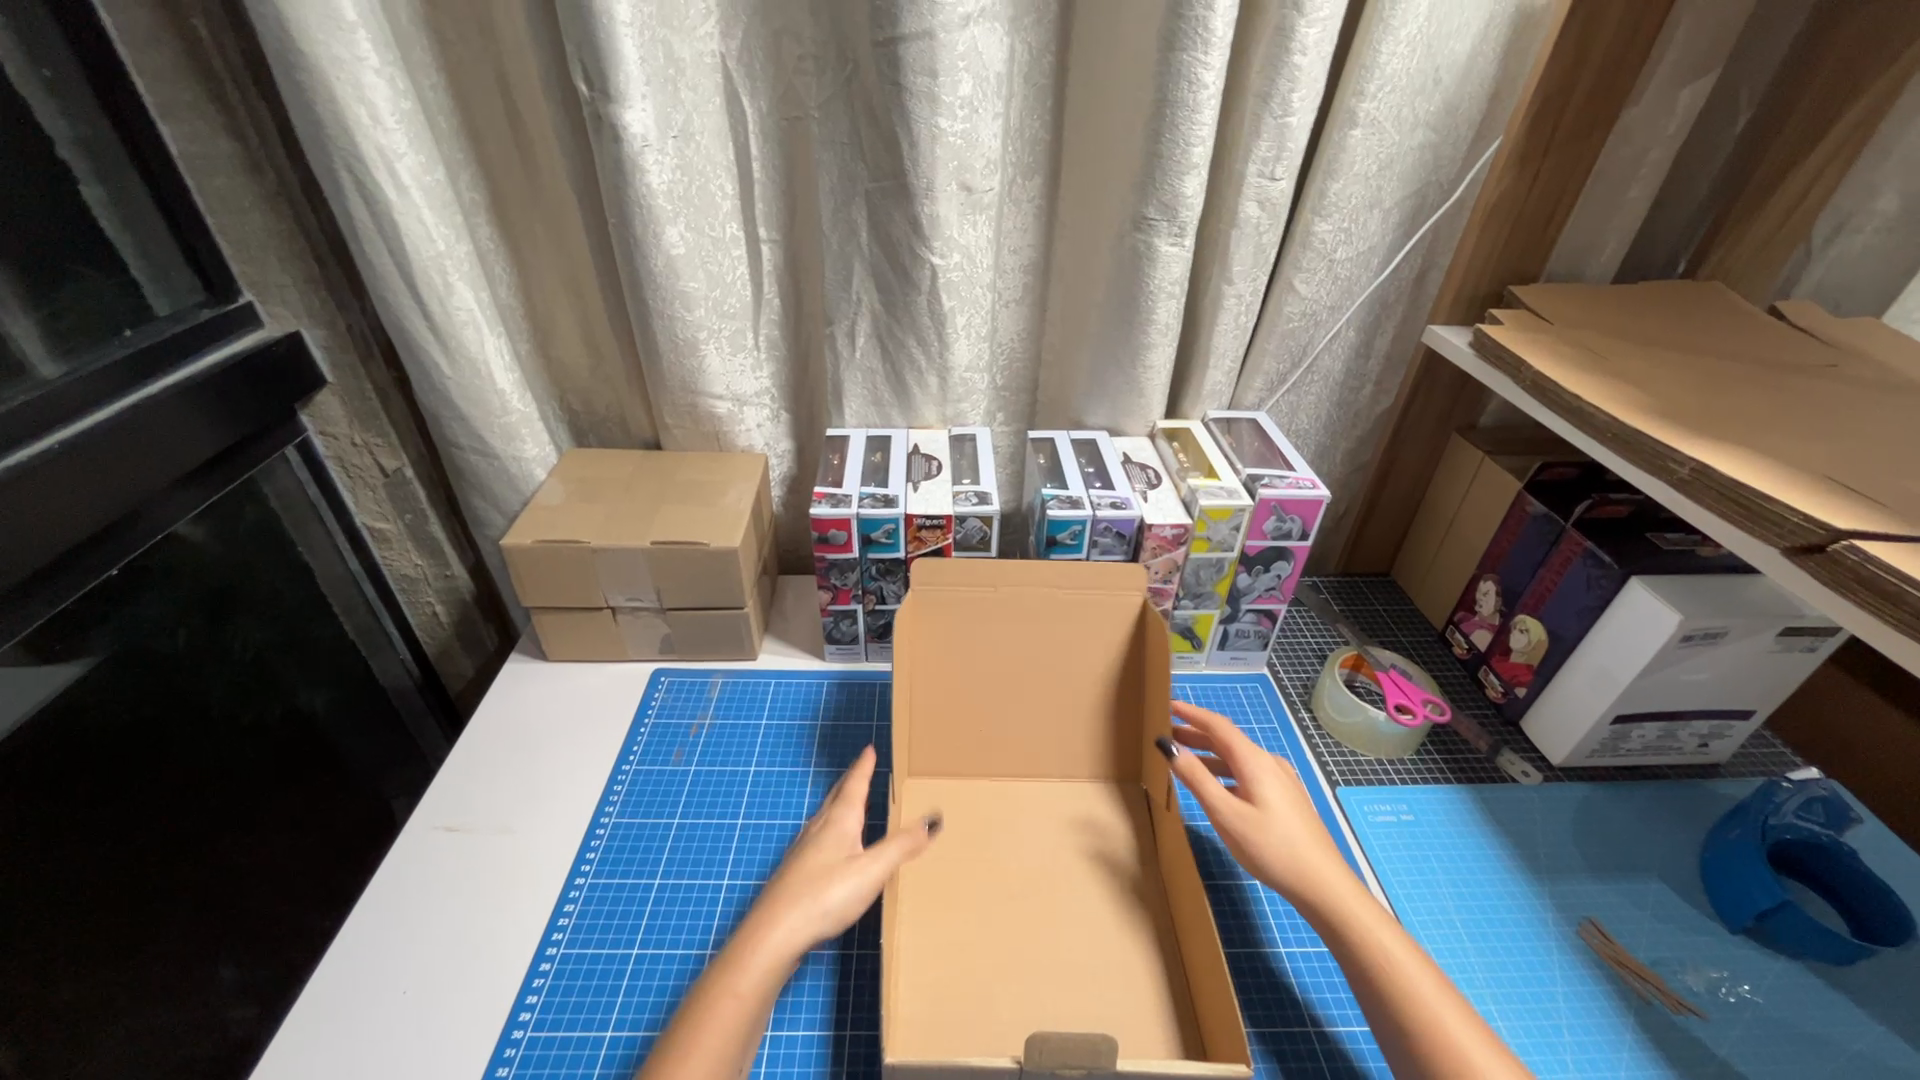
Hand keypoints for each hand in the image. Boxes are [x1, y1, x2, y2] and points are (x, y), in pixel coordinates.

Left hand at [742, 745, 937, 959]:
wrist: (775, 932)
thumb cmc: (826, 896)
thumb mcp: (872, 871)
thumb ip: (901, 846)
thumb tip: (932, 819)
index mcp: (839, 821)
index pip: (854, 785)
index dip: (863, 767)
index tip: (869, 748)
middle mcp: (819, 828)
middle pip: (837, 796)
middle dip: (851, 781)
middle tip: (862, 767)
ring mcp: (804, 849)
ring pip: (826, 816)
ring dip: (840, 803)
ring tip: (852, 801)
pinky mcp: (797, 871)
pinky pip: (820, 836)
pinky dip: (832, 827)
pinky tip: (832, 844)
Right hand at [1159, 701, 1352, 907]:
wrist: (1322, 883)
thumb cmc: (1270, 847)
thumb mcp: (1226, 815)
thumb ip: (1197, 779)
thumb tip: (1170, 748)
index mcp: (1254, 761)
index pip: (1218, 726)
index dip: (1191, 714)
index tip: (1167, 706)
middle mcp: (1269, 763)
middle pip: (1228, 740)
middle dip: (1196, 735)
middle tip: (1167, 734)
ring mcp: (1280, 780)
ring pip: (1238, 759)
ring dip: (1209, 755)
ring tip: (1183, 760)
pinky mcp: (1285, 797)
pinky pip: (1248, 774)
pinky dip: (1224, 772)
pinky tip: (1215, 787)